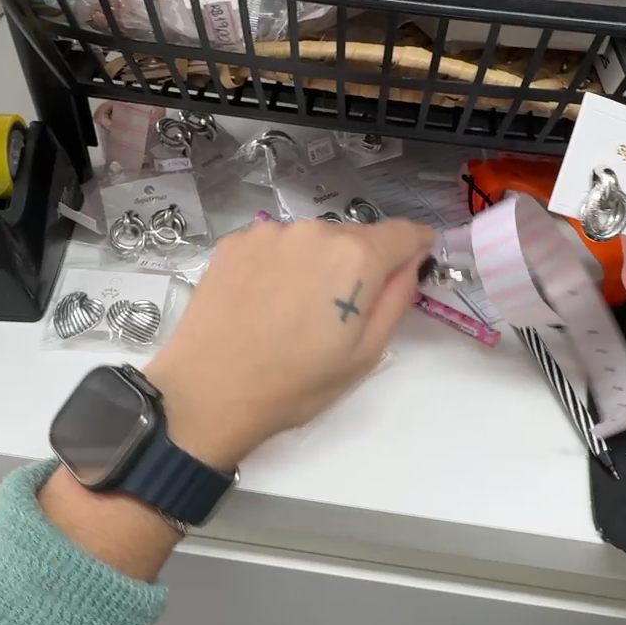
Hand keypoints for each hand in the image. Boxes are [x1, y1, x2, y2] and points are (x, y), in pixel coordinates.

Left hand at [145, 217, 434, 469]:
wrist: (209, 393)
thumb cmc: (295, 385)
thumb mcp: (364, 355)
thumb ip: (397, 299)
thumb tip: (412, 263)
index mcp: (356, 258)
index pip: (405, 233)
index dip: (416, 249)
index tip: (412, 267)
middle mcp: (315, 231)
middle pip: (357, 238)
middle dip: (360, 266)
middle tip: (338, 314)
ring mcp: (270, 233)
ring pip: (313, 241)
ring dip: (317, 265)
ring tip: (294, 312)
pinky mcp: (234, 242)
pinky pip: (275, 246)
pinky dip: (280, 266)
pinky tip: (264, 303)